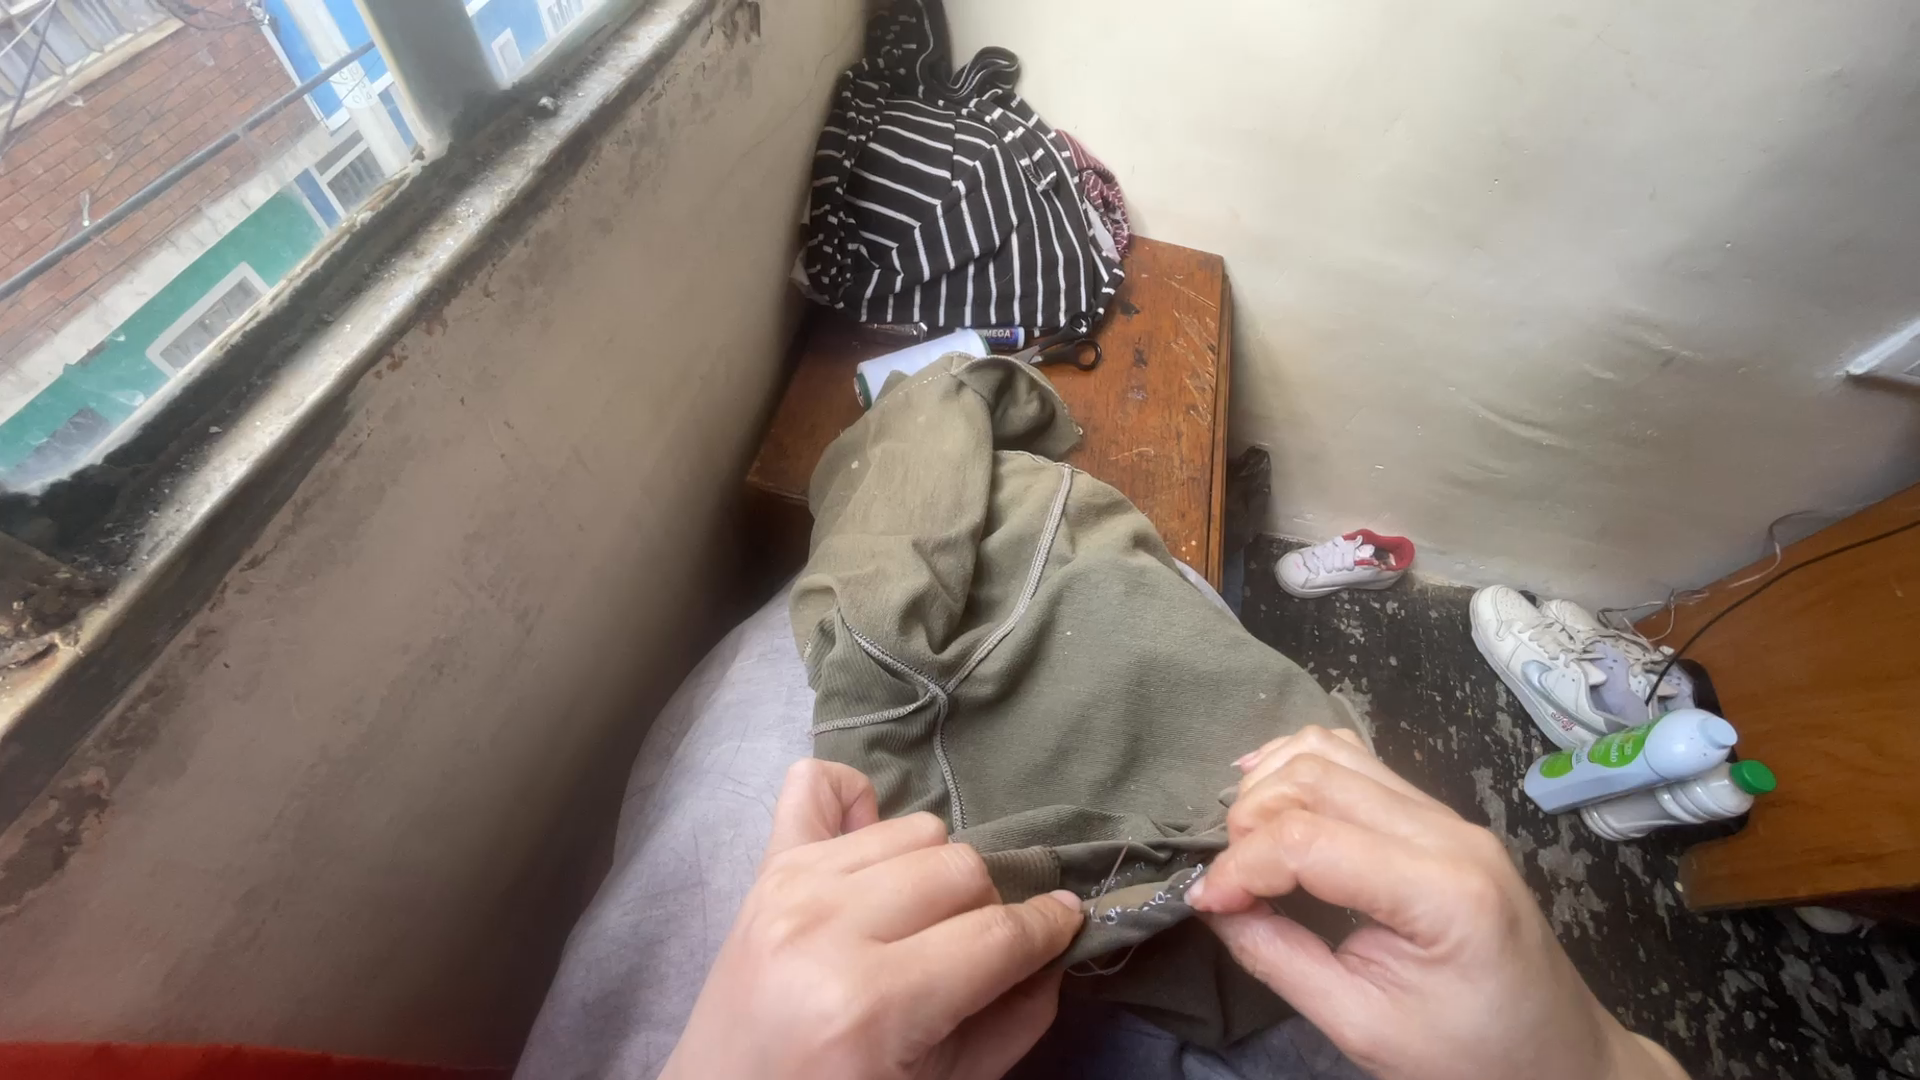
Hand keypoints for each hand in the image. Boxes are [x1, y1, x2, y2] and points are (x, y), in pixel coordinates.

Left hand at [660, 759, 1083, 1079]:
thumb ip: (1011, 1022)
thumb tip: (1057, 946)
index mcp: (869, 1007)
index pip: (994, 936)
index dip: (1047, 927)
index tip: (1067, 920)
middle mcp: (826, 929)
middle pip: (960, 868)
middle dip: (988, 907)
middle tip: (974, 945)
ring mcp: (790, 884)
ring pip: (915, 829)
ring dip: (933, 870)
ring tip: (917, 915)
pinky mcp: (767, 863)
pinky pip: (820, 782)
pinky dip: (857, 801)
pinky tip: (864, 842)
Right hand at [1189, 727, 1688, 1079]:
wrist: (1569, 1063)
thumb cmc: (1471, 1062)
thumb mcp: (1363, 1028)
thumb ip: (1277, 957)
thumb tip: (1211, 902)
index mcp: (1443, 893)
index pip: (1309, 842)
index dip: (1242, 864)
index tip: (1205, 900)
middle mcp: (1446, 831)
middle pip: (1313, 780)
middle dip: (1248, 819)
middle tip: (1227, 877)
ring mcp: (1443, 811)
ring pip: (1325, 751)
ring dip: (1266, 784)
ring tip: (1241, 834)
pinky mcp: (1431, 809)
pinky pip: (1349, 753)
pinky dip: (1294, 760)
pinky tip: (1266, 785)